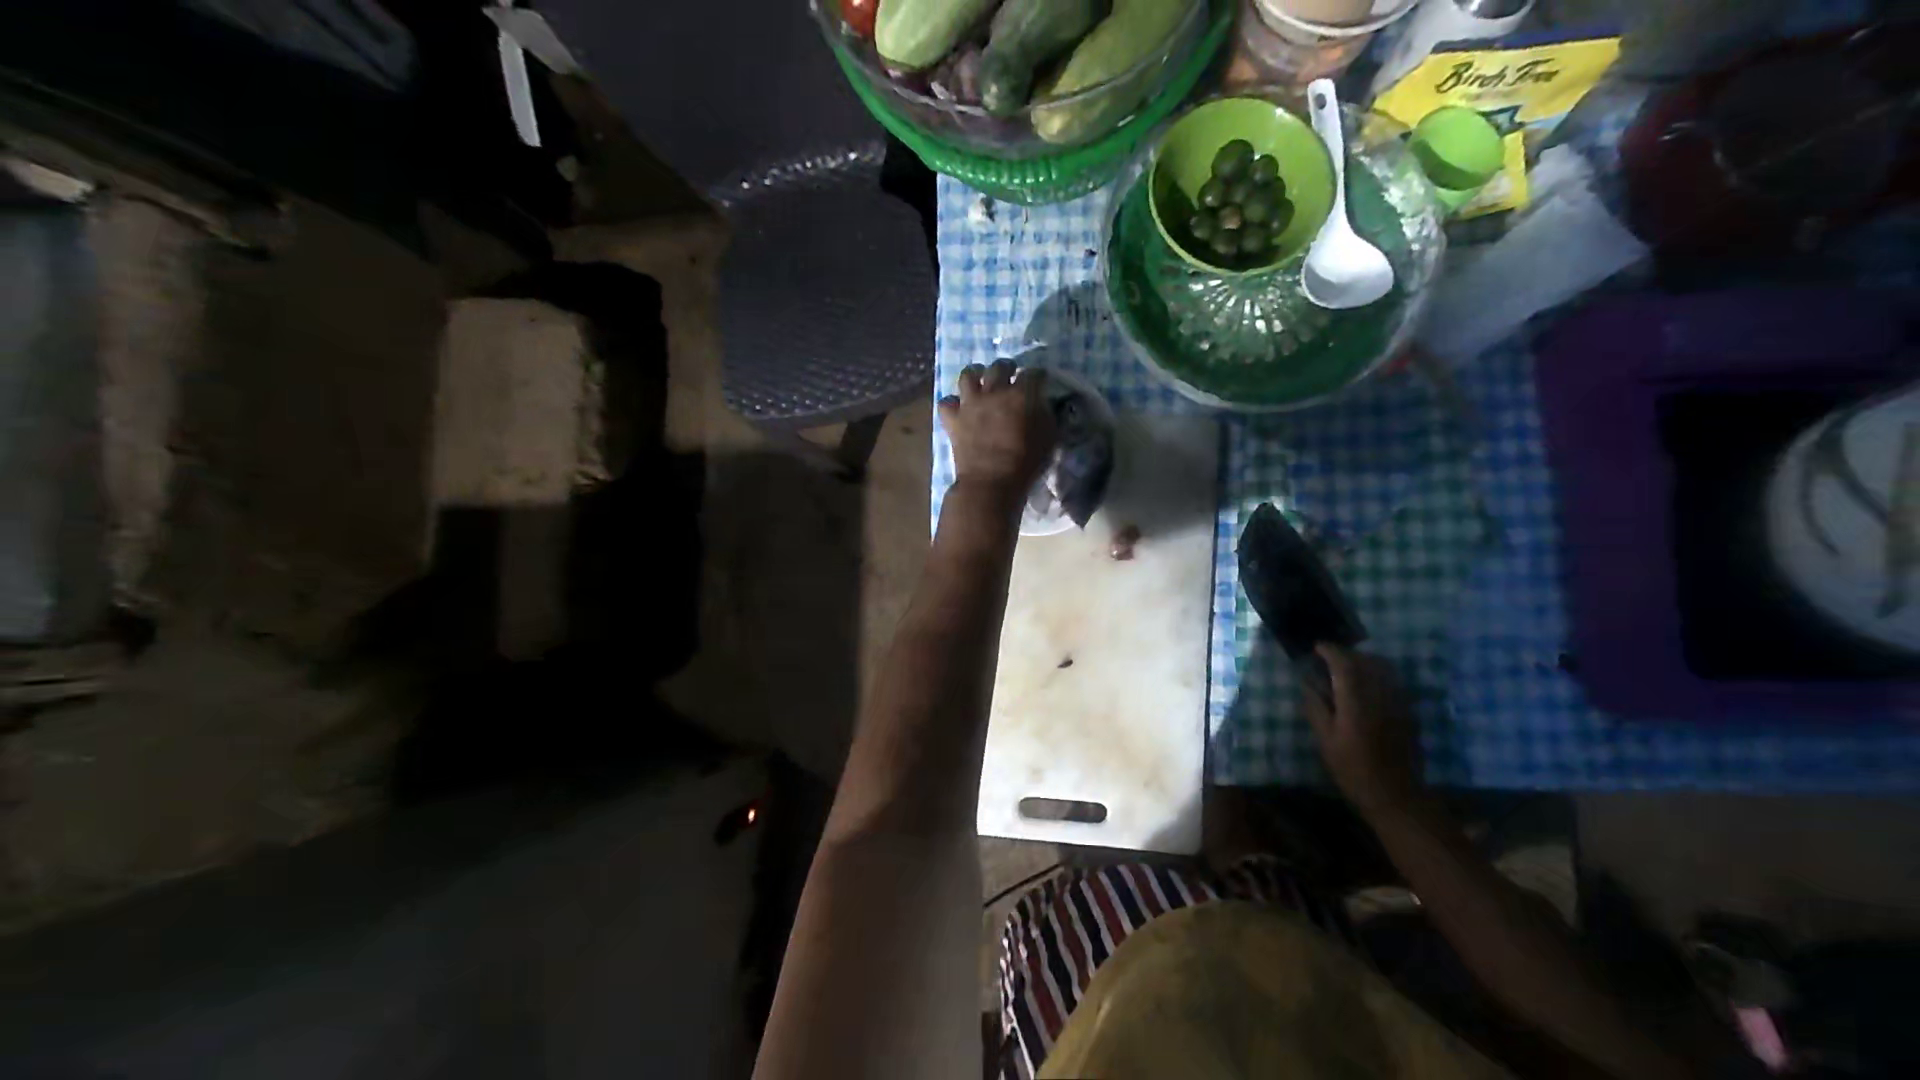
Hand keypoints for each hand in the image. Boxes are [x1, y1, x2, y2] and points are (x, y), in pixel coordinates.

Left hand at [938, 361, 1056, 499]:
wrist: (991, 482)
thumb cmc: (1026, 462)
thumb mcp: (1049, 438)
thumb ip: (1047, 415)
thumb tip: (1043, 404)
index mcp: (1022, 394)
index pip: (1033, 374)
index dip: (1038, 376)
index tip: (1040, 380)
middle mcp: (994, 391)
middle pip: (999, 366)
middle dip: (1007, 367)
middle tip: (1010, 374)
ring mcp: (970, 404)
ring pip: (968, 375)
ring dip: (975, 374)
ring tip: (980, 379)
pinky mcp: (953, 419)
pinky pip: (946, 403)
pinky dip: (951, 403)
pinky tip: (958, 407)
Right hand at [1302, 644, 1426, 818]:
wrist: (1395, 795)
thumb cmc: (1352, 770)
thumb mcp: (1325, 741)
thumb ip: (1316, 708)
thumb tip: (1307, 682)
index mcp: (1356, 703)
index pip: (1344, 664)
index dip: (1330, 650)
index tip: (1316, 647)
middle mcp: (1379, 696)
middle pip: (1365, 661)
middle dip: (1346, 654)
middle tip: (1328, 657)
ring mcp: (1398, 703)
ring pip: (1383, 668)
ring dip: (1364, 661)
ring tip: (1347, 667)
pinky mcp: (1408, 711)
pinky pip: (1393, 681)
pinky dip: (1378, 673)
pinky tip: (1366, 684)